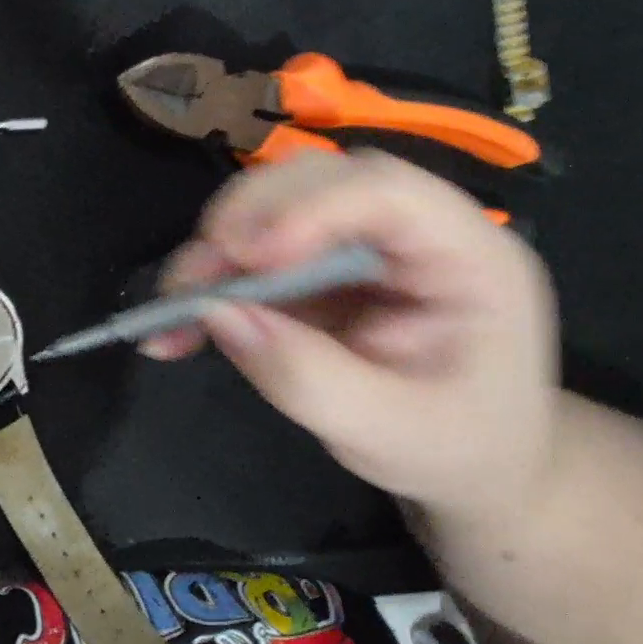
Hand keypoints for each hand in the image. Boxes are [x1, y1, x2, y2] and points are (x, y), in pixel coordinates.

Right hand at [143, 151, 560, 519]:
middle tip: (197, 278)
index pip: (386, 191)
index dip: (310, 208)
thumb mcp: (392, 431)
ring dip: (212, 252)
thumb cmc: (453, 446)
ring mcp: (350, 244)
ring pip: (267, 207)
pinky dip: (203, 282)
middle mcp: (404, 233)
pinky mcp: (305, 266)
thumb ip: (310, 376)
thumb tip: (216, 314)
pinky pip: (243, 252)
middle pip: (314, 181)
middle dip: (245, 220)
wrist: (467, 461)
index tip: (250, 258)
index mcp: (465, 257)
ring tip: (175, 309)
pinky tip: (175, 326)